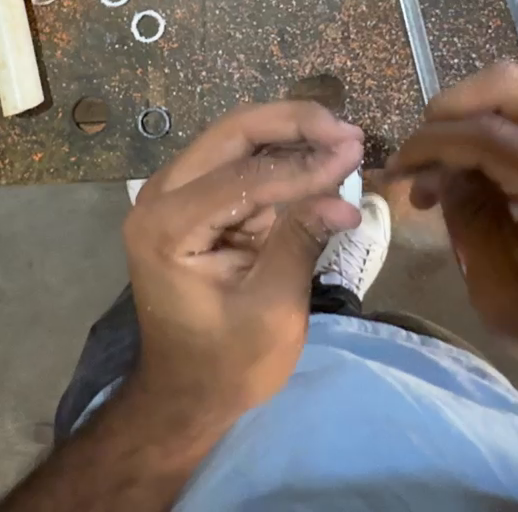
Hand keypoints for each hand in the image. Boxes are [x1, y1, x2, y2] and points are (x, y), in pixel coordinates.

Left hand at [122, 102, 363, 422]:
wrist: (186, 393)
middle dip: (295, 124)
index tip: (355, 155)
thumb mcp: (271, 309)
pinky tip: (322, 154)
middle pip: (234, 132)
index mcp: (167, 226)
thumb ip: (300, 241)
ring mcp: (175, 191)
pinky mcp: (195, 195)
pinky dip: (283, 152)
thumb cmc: (225, 363)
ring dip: (292, 132)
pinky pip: (242, 157)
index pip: (243, 175)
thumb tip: (345, 197)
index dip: (303, 164)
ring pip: (238, 135)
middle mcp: (162, 194)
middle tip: (349, 132)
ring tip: (344, 138)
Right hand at [393, 62, 517, 391]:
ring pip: (516, 86)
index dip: (433, 143)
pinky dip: (487, 121)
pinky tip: (470, 165)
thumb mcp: (501, 296)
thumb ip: (467, 222)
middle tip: (418, 158)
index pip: (491, 135)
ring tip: (441, 167)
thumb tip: (437, 169)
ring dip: (466, 114)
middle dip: (448, 111)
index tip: (396, 169)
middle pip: (507, 85)